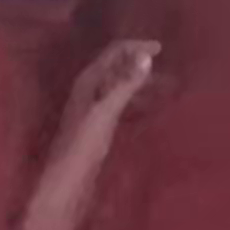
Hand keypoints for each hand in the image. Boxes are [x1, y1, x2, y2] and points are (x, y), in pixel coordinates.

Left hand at [21, 40, 158, 229]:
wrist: (65, 183)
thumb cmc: (84, 143)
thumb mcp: (106, 111)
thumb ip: (125, 83)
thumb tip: (146, 55)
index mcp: (89, 78)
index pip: (114, 51)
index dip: (136, 46)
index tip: (160, 48)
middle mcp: (89, 86)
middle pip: (116, 64)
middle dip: (138, 61)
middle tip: (164, 65)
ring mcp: (92, 104)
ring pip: (118, 82)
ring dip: (137, 79)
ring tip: (161, 85)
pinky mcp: (96, 122)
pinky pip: (118, 99)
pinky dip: (133, 96)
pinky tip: (144, 106)